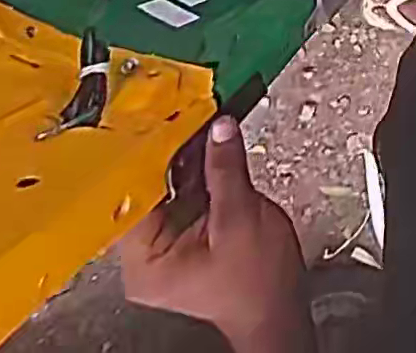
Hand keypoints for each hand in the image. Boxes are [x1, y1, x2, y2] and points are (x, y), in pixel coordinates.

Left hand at [119, 117, 311, 352]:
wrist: (280, 302)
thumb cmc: (256, 280)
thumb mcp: (241, 219)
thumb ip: (226, 169)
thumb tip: (220, 127)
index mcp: (146, 262)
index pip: (136, 199)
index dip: (149, 159)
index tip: (163, 124)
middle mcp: (150, 251)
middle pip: (154, 188)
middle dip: (174, 151)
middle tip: (188, 114)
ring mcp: (171, 238)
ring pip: (175, 183)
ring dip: (191, 153)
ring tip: (203, 119)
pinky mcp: (192, 226)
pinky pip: (192, 187)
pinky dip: (205, 164)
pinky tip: (214, 139)